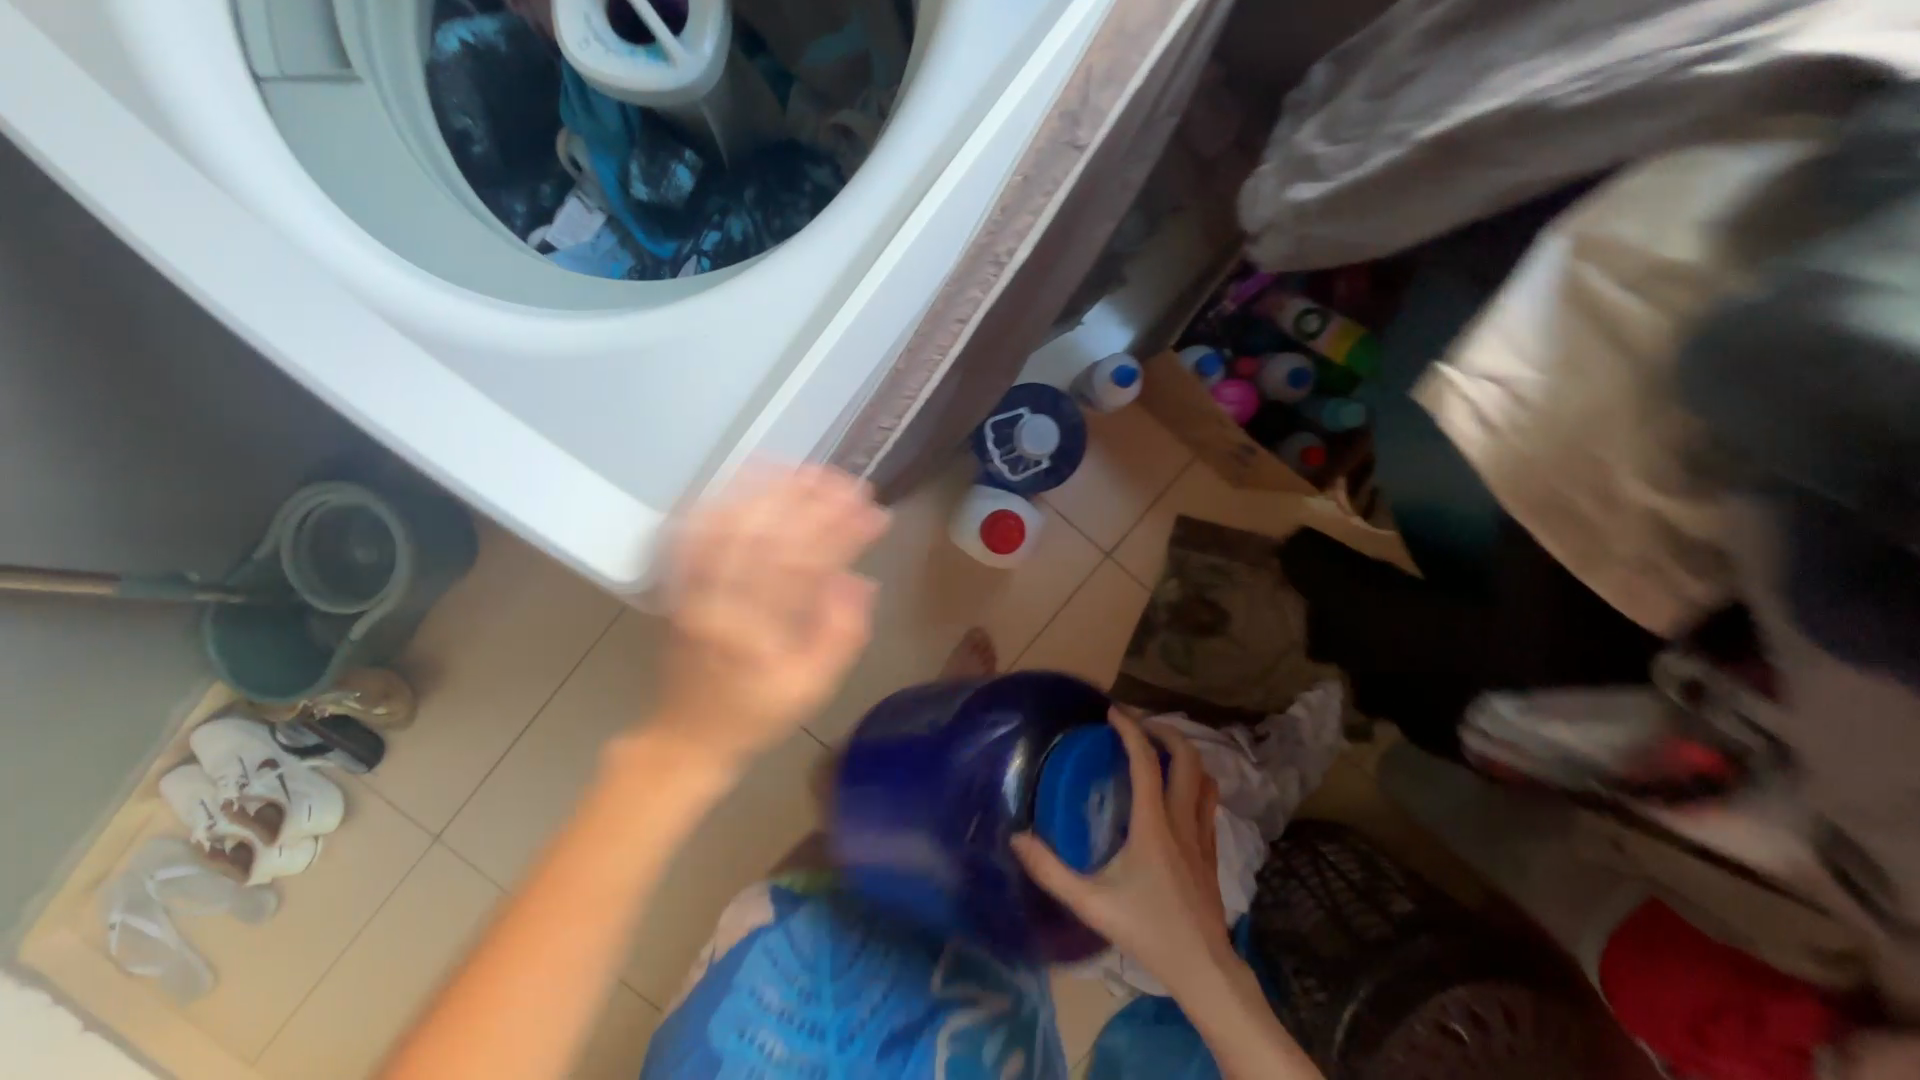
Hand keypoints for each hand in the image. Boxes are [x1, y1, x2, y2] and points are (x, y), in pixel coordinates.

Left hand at [653, 464, 888, 765]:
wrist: (686, 737)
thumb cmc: (756, 716)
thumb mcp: (811, 688)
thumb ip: (839, 635)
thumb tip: (861, 581)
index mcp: (757, 631)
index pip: (805, 565)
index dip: (843, 532)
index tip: (875, 512)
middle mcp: (720, 601)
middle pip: (767, 535)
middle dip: (811, 501)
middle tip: (848, 482)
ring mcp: (693, 589)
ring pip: (731, 526)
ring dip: (771, 492)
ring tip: (808, 471)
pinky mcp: (679, 583)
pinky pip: (697, 532)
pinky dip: (726, 500)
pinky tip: (748, 481)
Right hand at [1012, 709, 1233, 997]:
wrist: (1201, 965)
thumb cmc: (1145, 930)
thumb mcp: (1089, 903)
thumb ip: (1049, 870)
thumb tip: (1017, 837)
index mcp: (1153, 825)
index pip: (1146, 761)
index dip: (1130, 730)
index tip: (1113, 713)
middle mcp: (1182, 820)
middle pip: (1188, 758)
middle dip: (1166, 732)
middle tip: (1139, 727)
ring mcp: (1202, 836)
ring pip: (1205, 778)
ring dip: (1185, 756)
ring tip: (1160, 753)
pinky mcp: (1212, 852)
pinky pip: (1208, 803)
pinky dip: (1195, 783)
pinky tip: (1177, 795)